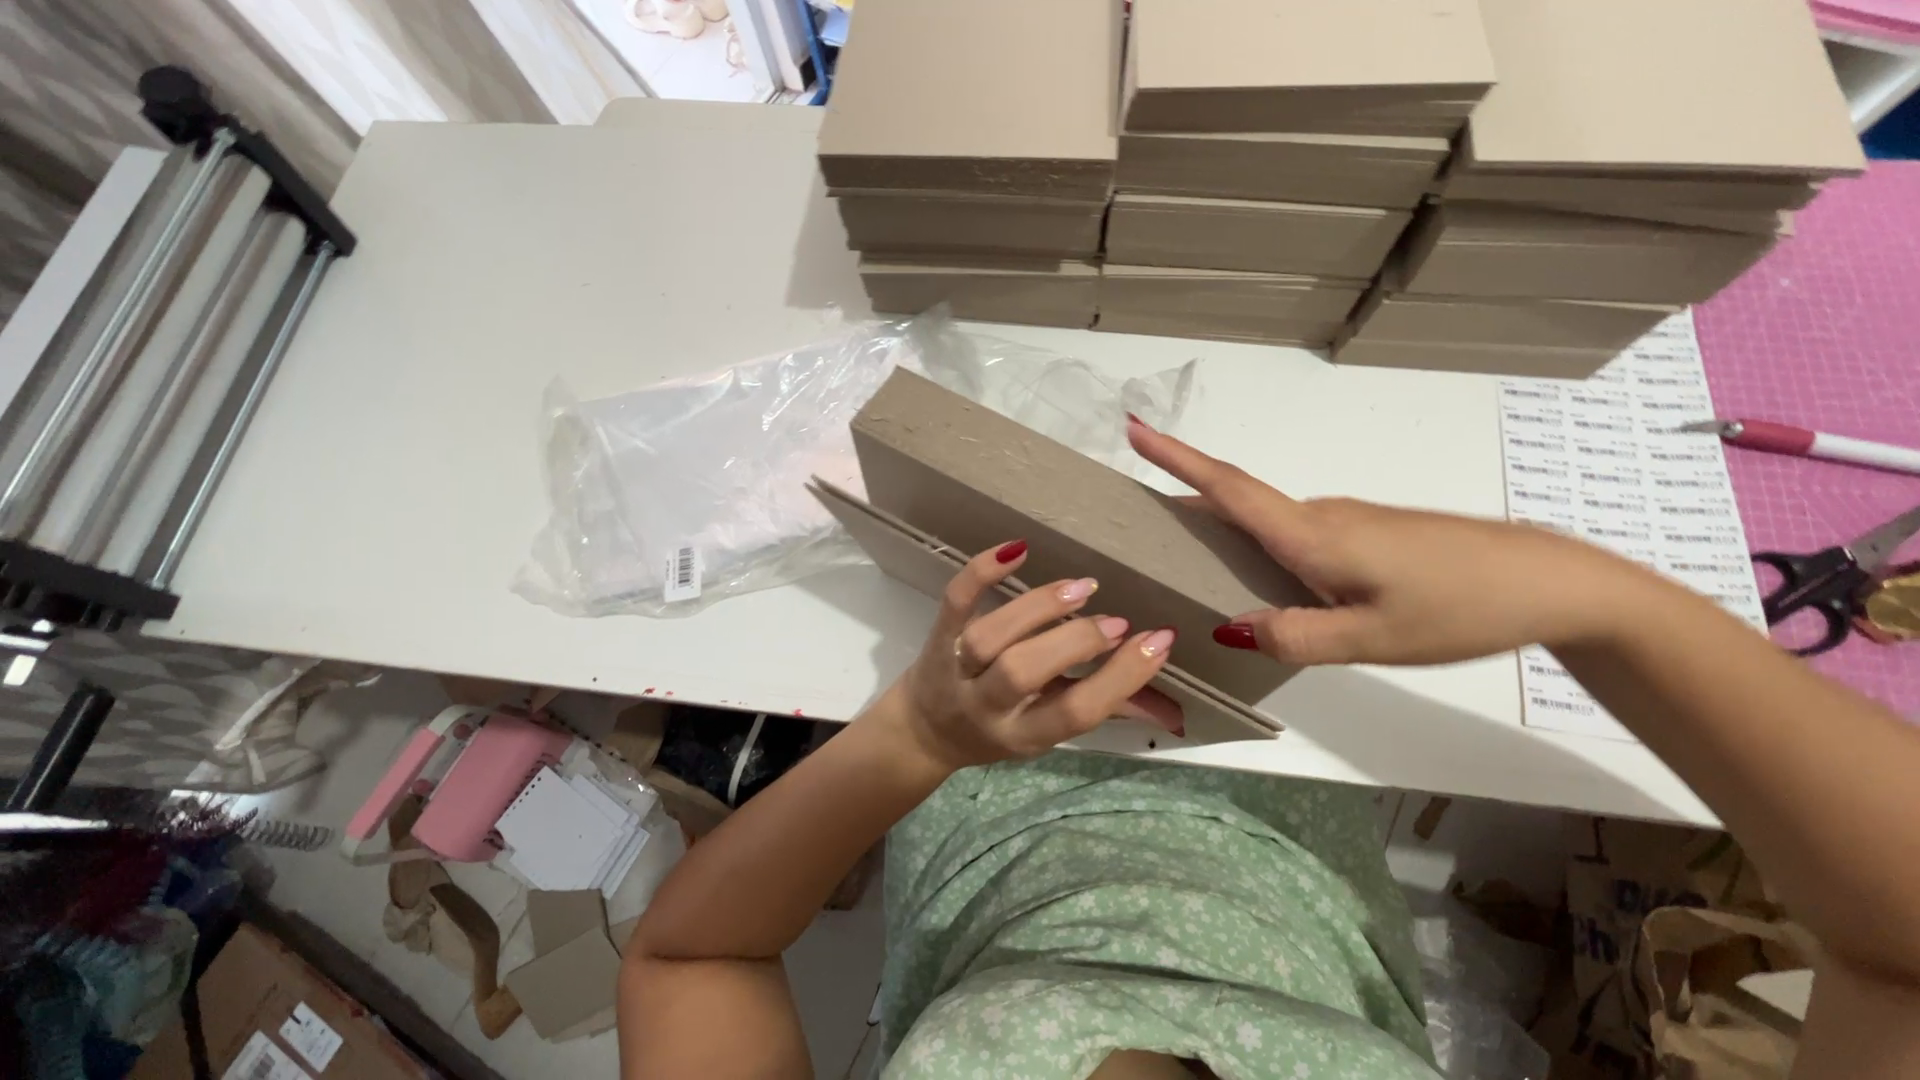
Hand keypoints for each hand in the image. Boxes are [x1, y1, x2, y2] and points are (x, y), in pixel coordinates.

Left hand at [877, 539, 1184, 770]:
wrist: (924, 731)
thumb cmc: (1001, 727)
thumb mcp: (1049, 727)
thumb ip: (1107, 710)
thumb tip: (1175, 710)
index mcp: (1025, 734)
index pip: (1075, 712)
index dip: (1120, 678)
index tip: (1158, 642)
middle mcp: (987, 705)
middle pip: (1025, 673)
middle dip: (1075, 643)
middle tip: (1115, 622)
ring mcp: (956, 669)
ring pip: (988, 638)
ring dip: (1036, 608)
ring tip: (1081, 588)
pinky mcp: (938, 636)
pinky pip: (954, 603)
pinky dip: (981, 573)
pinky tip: (1016, 549)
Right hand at [1128, 418, 1645, 665]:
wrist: (1550, 584)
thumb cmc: (1460, 608)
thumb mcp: (1372, 638)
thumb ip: (1296, 635)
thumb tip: (1228, 628)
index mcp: (1313, 535)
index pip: (1229, 490)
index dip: (1178, 459)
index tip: (1133, 429)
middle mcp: (1321, 517)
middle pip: (1237, 502)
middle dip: (1183, 498)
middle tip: (1135, 520)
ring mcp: (1347, 522)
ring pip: (1266, 523)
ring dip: (1220, 528)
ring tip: (1181, 558)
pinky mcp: (1367, 534)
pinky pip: (1293, 536)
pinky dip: (1258, 547)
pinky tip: (1258, 583)